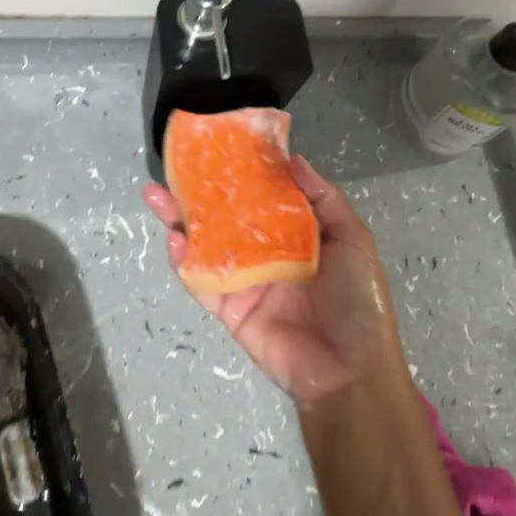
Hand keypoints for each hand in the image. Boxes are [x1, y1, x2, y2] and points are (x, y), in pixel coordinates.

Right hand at [143, 157, 406, 408]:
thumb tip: (294, 159)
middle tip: (173, 166)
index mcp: (295, 233)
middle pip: (225, 215)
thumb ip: (324, 199)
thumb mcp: (353, 241)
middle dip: (198, 192)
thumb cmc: (358, 301)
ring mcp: (244, 279)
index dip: (241, 171)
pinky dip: (183, 260)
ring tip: (156, 194)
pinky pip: (201, 281)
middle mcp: (265, 251)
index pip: (262, 195)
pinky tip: (173, 237)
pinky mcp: (229, 308)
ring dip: (179, 219)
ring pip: (205, 243)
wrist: (349, 371)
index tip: (219, 144)